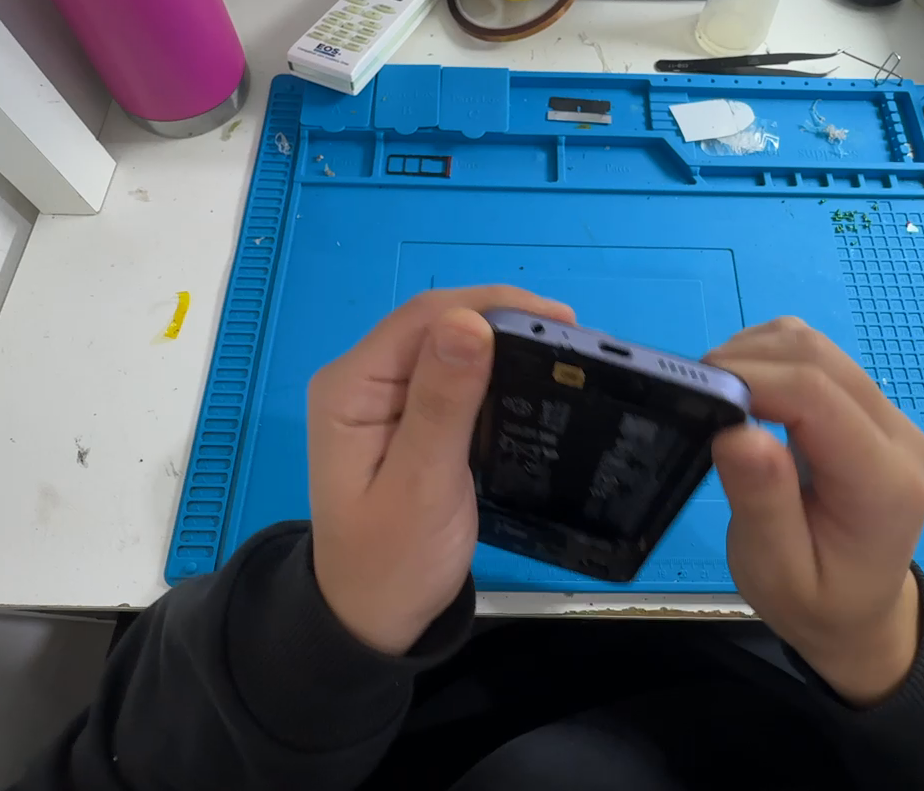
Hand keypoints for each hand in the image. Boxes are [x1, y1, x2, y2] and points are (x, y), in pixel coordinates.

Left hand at [308, 286, 575, 654]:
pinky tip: (532, 373)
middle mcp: (366, 377)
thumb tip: (470, 319)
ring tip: (564, 349)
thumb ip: (443, 402)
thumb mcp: (421, 485)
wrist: (376, 617)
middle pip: (438, 322)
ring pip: (452, 344)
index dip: (490, 306)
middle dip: (503, 319)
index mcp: (351, 385)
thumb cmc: (392, 561)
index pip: (423, 318)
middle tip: (572, 336)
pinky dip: (497, 368)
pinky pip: (458, 374)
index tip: (556, 319)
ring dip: (504, 340)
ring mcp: (389, 394)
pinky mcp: (414, 412)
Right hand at [704, 318, 923, 705]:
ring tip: (717, 394)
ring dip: (755, 353)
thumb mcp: (776, 573)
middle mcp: (896, 434)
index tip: (697, 395)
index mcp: (881, 482)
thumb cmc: (814, 601)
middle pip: (815, 355)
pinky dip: (768, 355)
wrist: (859, 614)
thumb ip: (762, 502)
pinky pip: (813, 353)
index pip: (815, 394)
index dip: (750, 379)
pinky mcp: (865, 404)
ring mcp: (885, 413)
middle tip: (695, 393)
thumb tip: (737, 431)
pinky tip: (745, 392)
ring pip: (813, 343)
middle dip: (745, 360)